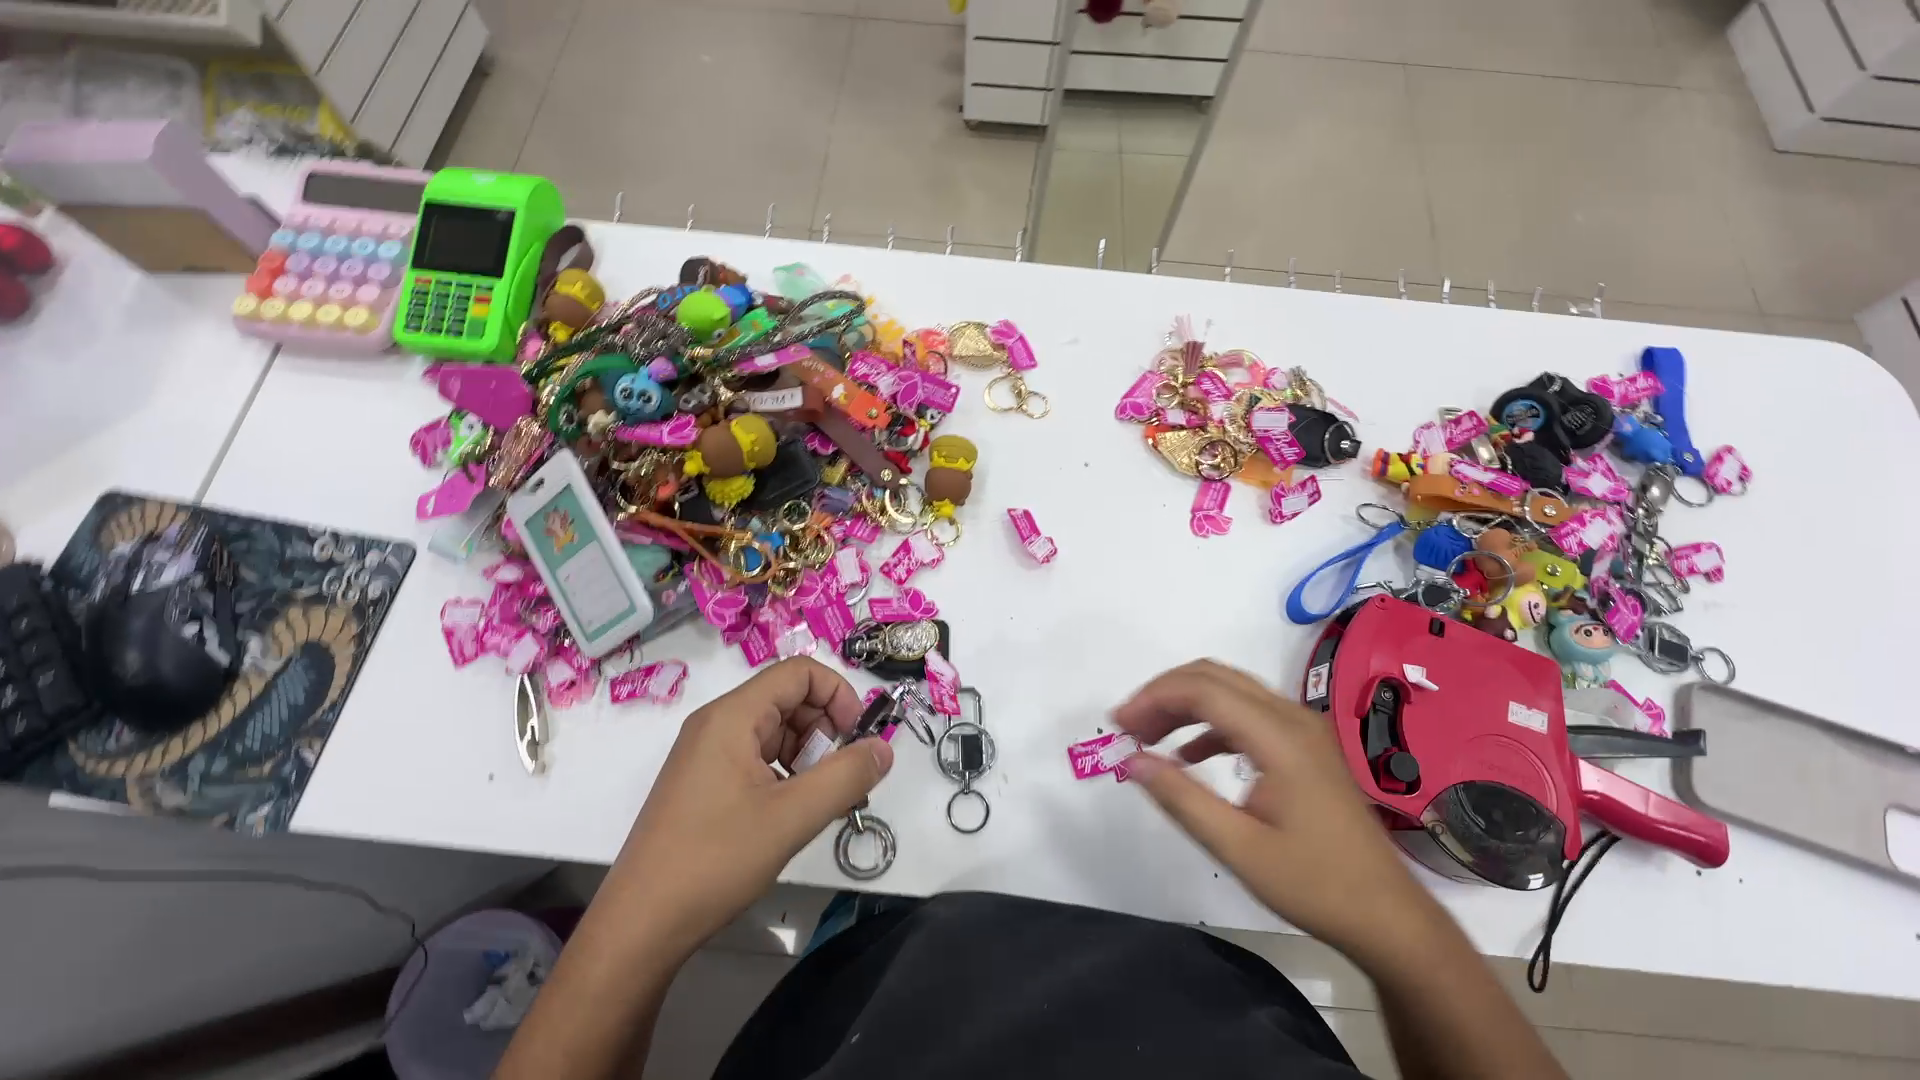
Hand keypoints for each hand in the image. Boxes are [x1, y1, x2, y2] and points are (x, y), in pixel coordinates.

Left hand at [606, 657, 893, 960]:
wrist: (642, 923)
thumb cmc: (715, 860)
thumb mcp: (792, 817)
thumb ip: (846, 777)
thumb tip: (884, 748)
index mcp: (732, 717)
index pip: (799, 673)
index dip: (838, 695)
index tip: (859, 738)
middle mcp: (716, 724)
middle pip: (788, 700)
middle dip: (826, 730)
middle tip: (844, 778)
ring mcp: (707, 755)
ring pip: (776, 733)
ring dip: (810, 757)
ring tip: (825, 803)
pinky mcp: (704, 784)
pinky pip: (757, 759)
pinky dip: (787, 776)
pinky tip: (796, 815)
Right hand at [1115, 660, 1433, 957]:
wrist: (1387, 915)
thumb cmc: (1314, 884)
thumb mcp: (1237, 847)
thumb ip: (1181, 798)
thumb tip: (1130, 760)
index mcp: (1280, 738)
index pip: (1204, 690)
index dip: (1154, 698)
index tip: (1117, 725)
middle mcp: (1293, 719)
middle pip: (1216, 678)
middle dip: (1164, 694)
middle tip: (1127, 728)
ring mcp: (1304, 730)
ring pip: (1231, 691)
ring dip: (1185, 705)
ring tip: (1147, 738)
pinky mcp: (1306, 747)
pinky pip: (1248, 713)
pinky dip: (1211, 722)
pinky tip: (1189, 754)